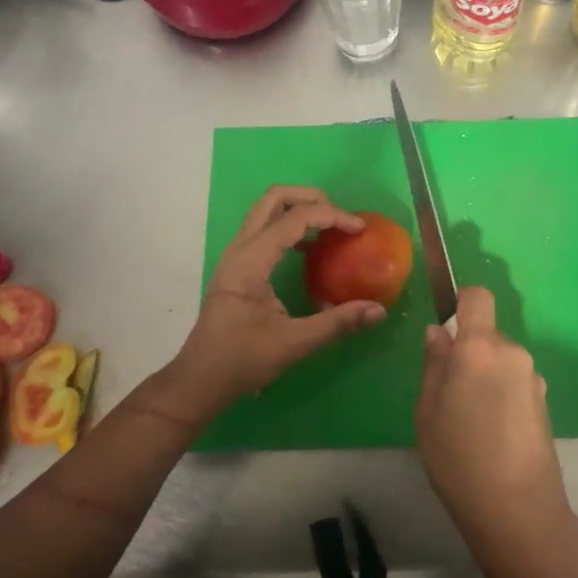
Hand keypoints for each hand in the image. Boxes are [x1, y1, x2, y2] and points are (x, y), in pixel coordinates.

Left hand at [158, 186, 385, 424]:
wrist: (199, 380)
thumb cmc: (241, 361)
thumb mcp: (293, 344)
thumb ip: (337, 323)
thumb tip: (378, 310)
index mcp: (250, 261)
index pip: (294, 218)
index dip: (331, 216)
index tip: (360, 229)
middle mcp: (240, 248)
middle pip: (274, 198)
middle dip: (311, 197)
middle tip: (340, 217)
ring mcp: (236, 255)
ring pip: (267, 210)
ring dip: (299, 209)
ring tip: (330, 229)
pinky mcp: (238, 266)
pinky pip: (264, 229)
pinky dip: (290, 226)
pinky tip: (310, 251)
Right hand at [415, 286, 569, 538]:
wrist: (518, 509)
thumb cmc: (459, 458)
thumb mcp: (427, 411)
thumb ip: (434, 365)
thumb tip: (439, 333)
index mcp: (480, 348)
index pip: (478, 296)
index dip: (461, 301)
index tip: (447, 327)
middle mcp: (512, 353)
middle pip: (487, 335)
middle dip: (468, 352)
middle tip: (447, 392)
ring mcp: (533, 378)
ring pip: (500, 361)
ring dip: (485, 376)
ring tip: (469, 420)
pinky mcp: (544, 403)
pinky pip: (514, 383)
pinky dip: (501, 396)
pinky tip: (491, 433)